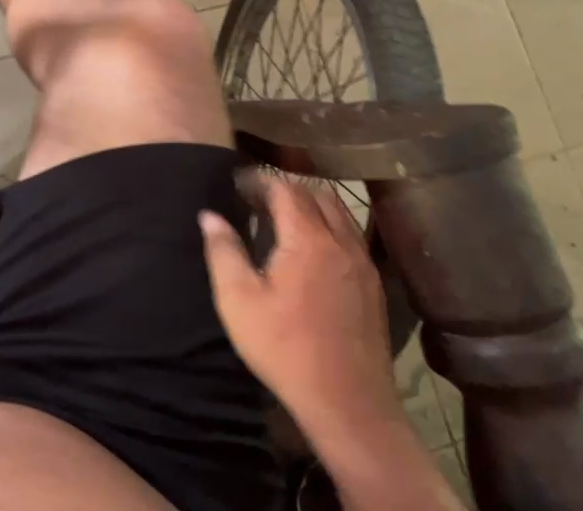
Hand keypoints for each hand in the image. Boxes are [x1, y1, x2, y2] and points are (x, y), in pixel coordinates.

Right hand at [199, 176, 401, 436]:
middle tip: (256, 195)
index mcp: (309, 241)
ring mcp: (363, 266)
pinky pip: (352, 237)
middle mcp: (342, 244)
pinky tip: (310, 248)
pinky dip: (329, 226)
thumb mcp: (238, 300)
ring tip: (281, 215)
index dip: (260, 179)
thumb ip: (223, 251)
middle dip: (288, 186)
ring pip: (341, 215)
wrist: (349, 403)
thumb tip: (209, 215)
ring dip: (312, 204)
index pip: (287, 189)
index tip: (237, 181)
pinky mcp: (373, 287)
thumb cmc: (284, 348)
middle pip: (320, 194)